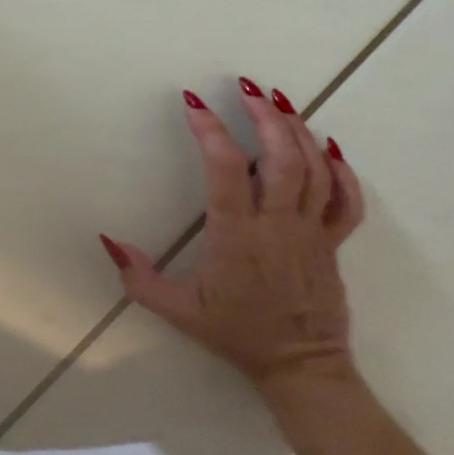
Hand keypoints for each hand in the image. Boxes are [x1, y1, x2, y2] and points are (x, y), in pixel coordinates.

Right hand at [102, 78, 365, 388]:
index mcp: (238, 235)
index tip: (193, 102)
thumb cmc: (236, 333)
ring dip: (297, 130)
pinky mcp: (332, 243)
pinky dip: (341, 170)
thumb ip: (139, 277)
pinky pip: (345, 201)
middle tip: (246, 87)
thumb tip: (108, 239)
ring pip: (314, 171)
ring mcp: (311, 232)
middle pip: (282, 159)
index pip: (226, 169)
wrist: (302, 367)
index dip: (210, 130)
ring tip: (279, 99)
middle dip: (264, 117)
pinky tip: (326, 145)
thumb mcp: (177, 309)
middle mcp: (278, 225)